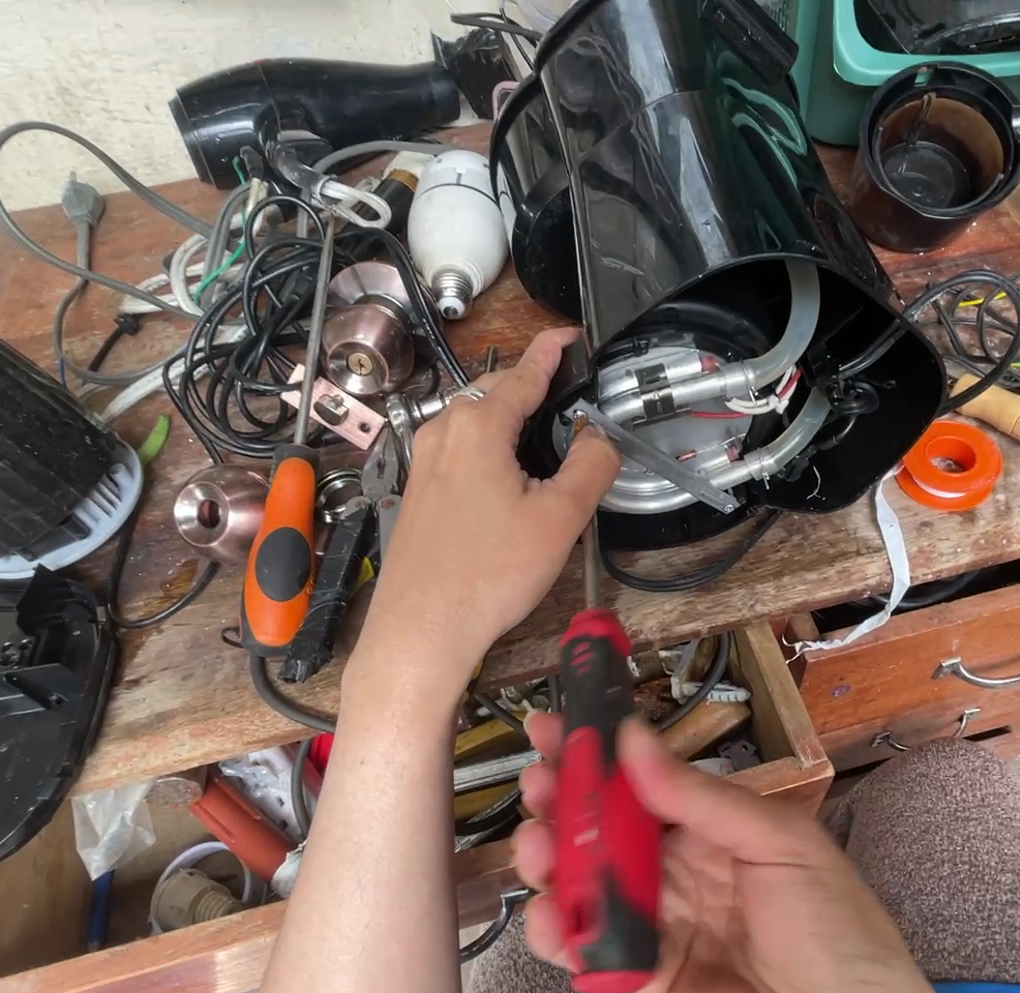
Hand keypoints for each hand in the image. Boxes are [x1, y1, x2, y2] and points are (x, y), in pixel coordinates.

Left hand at [352, 327, 619, 689]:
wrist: (422, 629)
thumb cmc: (487, 575)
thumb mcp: (560, 518)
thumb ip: (591, 465)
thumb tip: (600, 439)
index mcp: (477, 425)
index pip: (525, 371)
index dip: (554, 350)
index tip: (571, 336)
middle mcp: (442, 431)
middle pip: (500, 394)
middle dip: (537, 394)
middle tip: (576, 416)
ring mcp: (424, 460)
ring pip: (479, 424)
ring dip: (514, 428)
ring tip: (549, 457)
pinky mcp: (419, 489)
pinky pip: (462, 451)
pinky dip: (492, 452)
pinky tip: (511, 489)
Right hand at [513, 717, 1002, 992]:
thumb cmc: (836, 931)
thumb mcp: (778, 842)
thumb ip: (699, 795)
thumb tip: (632, 737)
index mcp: (708, 829)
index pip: (640, 781)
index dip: (597, 753)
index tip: (554, 726)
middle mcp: (675, 871)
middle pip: (602, 827)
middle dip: (562, 799)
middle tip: (536, 783)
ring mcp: (655, 927)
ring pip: (585, 882)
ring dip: (548, 858)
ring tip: (534, 843)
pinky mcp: (640, 985)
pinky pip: (588, 952)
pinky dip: (557, 932)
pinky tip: (547, 914)